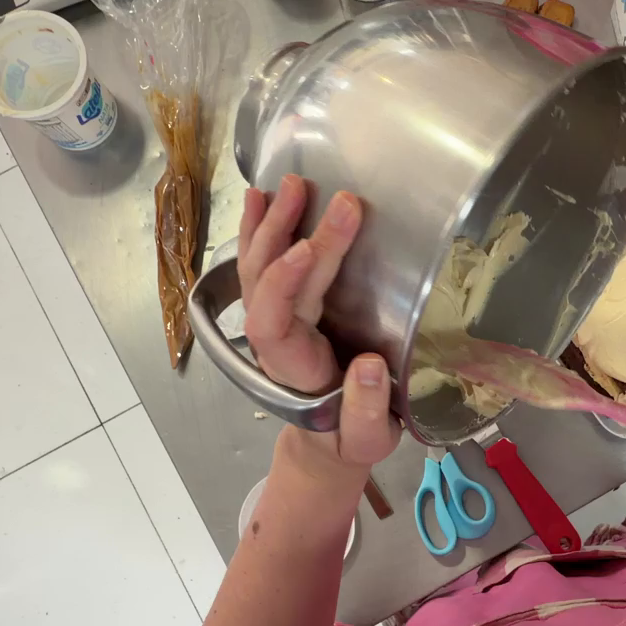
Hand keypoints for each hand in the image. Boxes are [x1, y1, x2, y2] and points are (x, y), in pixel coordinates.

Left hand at [239, 175, 400, 474]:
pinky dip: (262, 232)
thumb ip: (367, 412)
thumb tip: (368, 365)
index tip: (311, 249)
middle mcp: (275, 342)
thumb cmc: (352, 439)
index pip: (272, 322)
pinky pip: (264, 268)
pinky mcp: (287, 310)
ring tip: (286, 185)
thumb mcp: (367, 440)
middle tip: (320, 195)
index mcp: (294, 370)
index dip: (283, 284)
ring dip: (269, 224)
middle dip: (290, 235)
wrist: (333, 439)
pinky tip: (263, 200)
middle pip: (266, 284)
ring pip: (257, 270)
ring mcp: (276, 323)